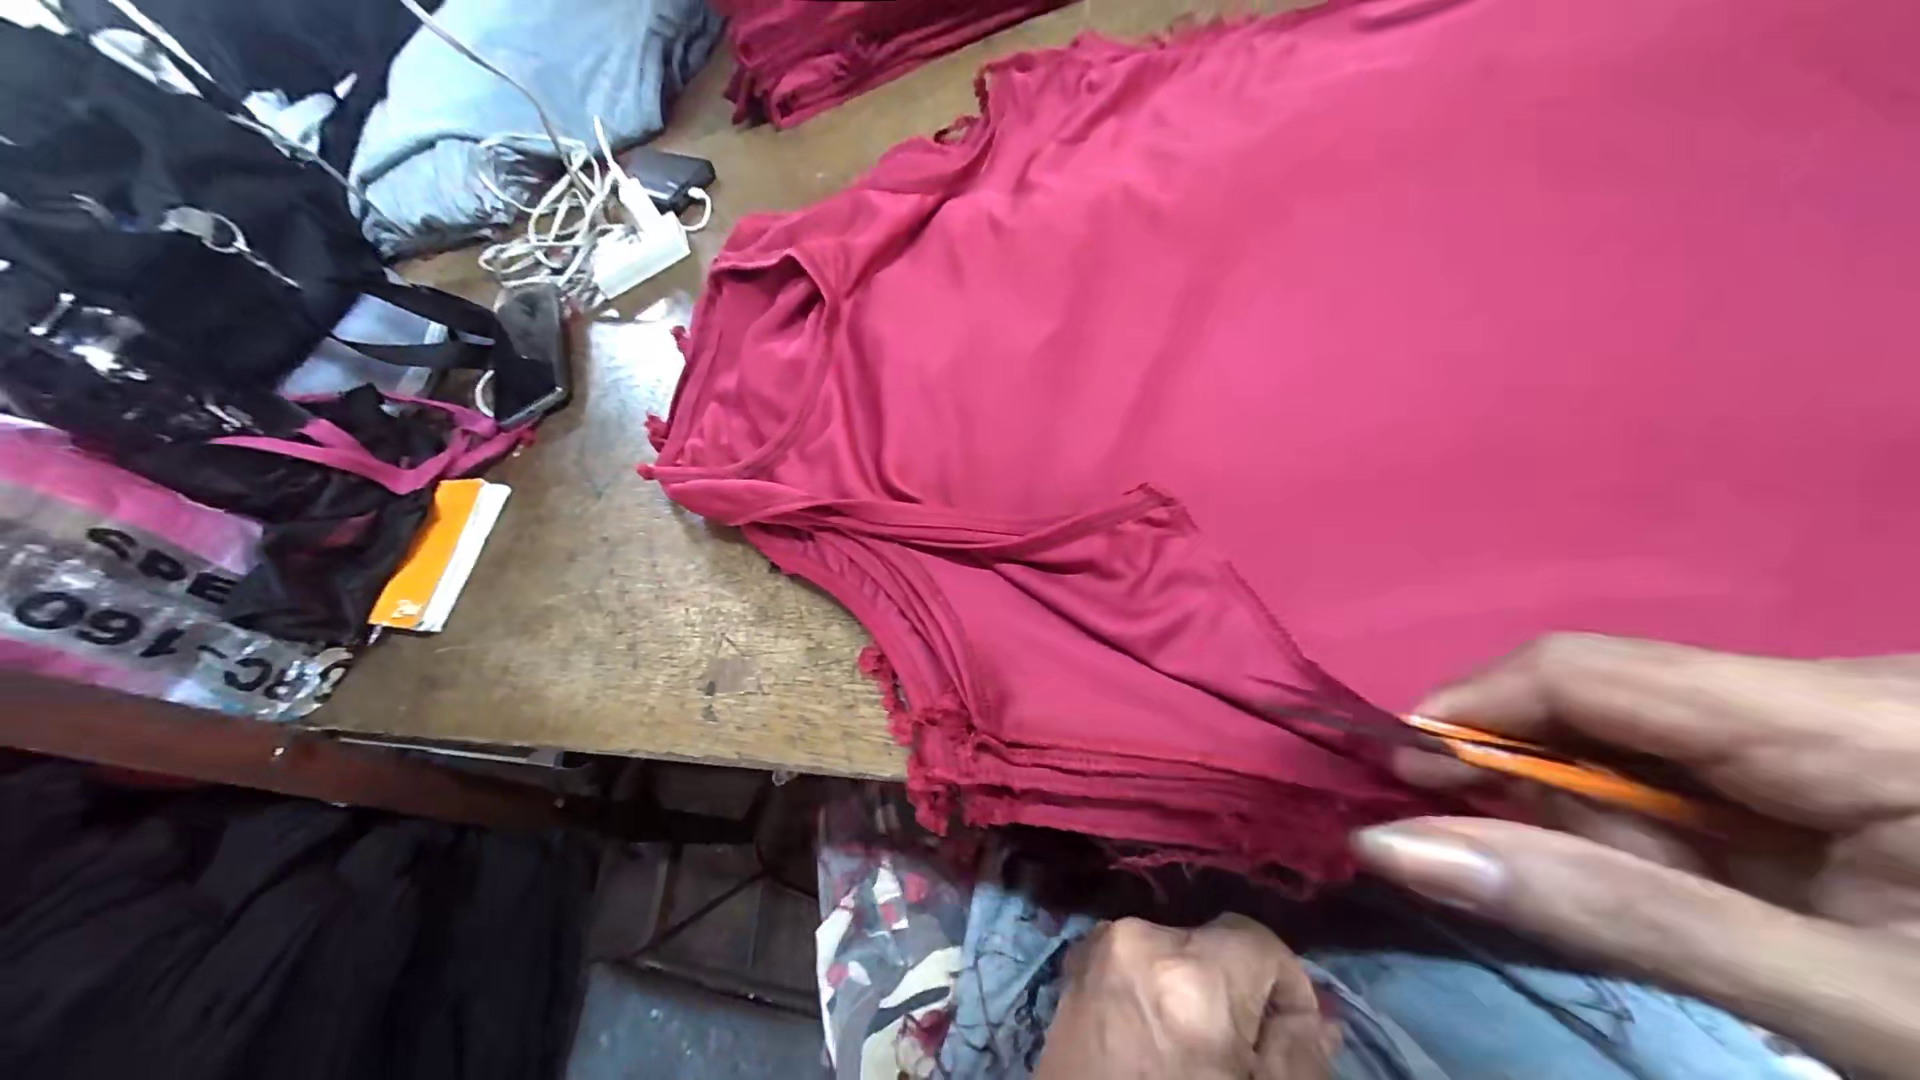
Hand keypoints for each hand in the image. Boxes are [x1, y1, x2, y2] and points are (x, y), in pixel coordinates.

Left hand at [1035, 914, 1337, 1079]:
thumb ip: (1299, 1058)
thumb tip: (1316, 1016)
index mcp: (1190, 972)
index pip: (1259, 940)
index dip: (1287, 991)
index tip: (1287, 1041)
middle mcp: (1138, 939)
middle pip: (1213, 945)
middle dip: (1237, 994)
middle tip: (1237, 1059)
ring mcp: (1097, 949)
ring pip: (1173, 952)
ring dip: (1194, 991)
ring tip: (1188, 1056)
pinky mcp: (1073, 969)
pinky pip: (1133, 961)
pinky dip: (1155, 990)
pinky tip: (1152, 1043)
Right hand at [1352, 634, 1919, 1078]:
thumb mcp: (1849, 1005)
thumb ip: (1605, 911)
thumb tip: (1389, 848)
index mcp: (1859, 721)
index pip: (1581, 670)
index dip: (1468, 711)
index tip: (1400, 777)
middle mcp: (1840, 687)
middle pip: (1604, 700)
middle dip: (1543, 782)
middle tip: (1523, 865)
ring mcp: (1850, 714)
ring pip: (1641, 734)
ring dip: (1602, 813)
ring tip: (1664, 901)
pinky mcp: (1854, 748)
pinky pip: (1696, 760)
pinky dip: (1660, 822)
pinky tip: (1707, 880)